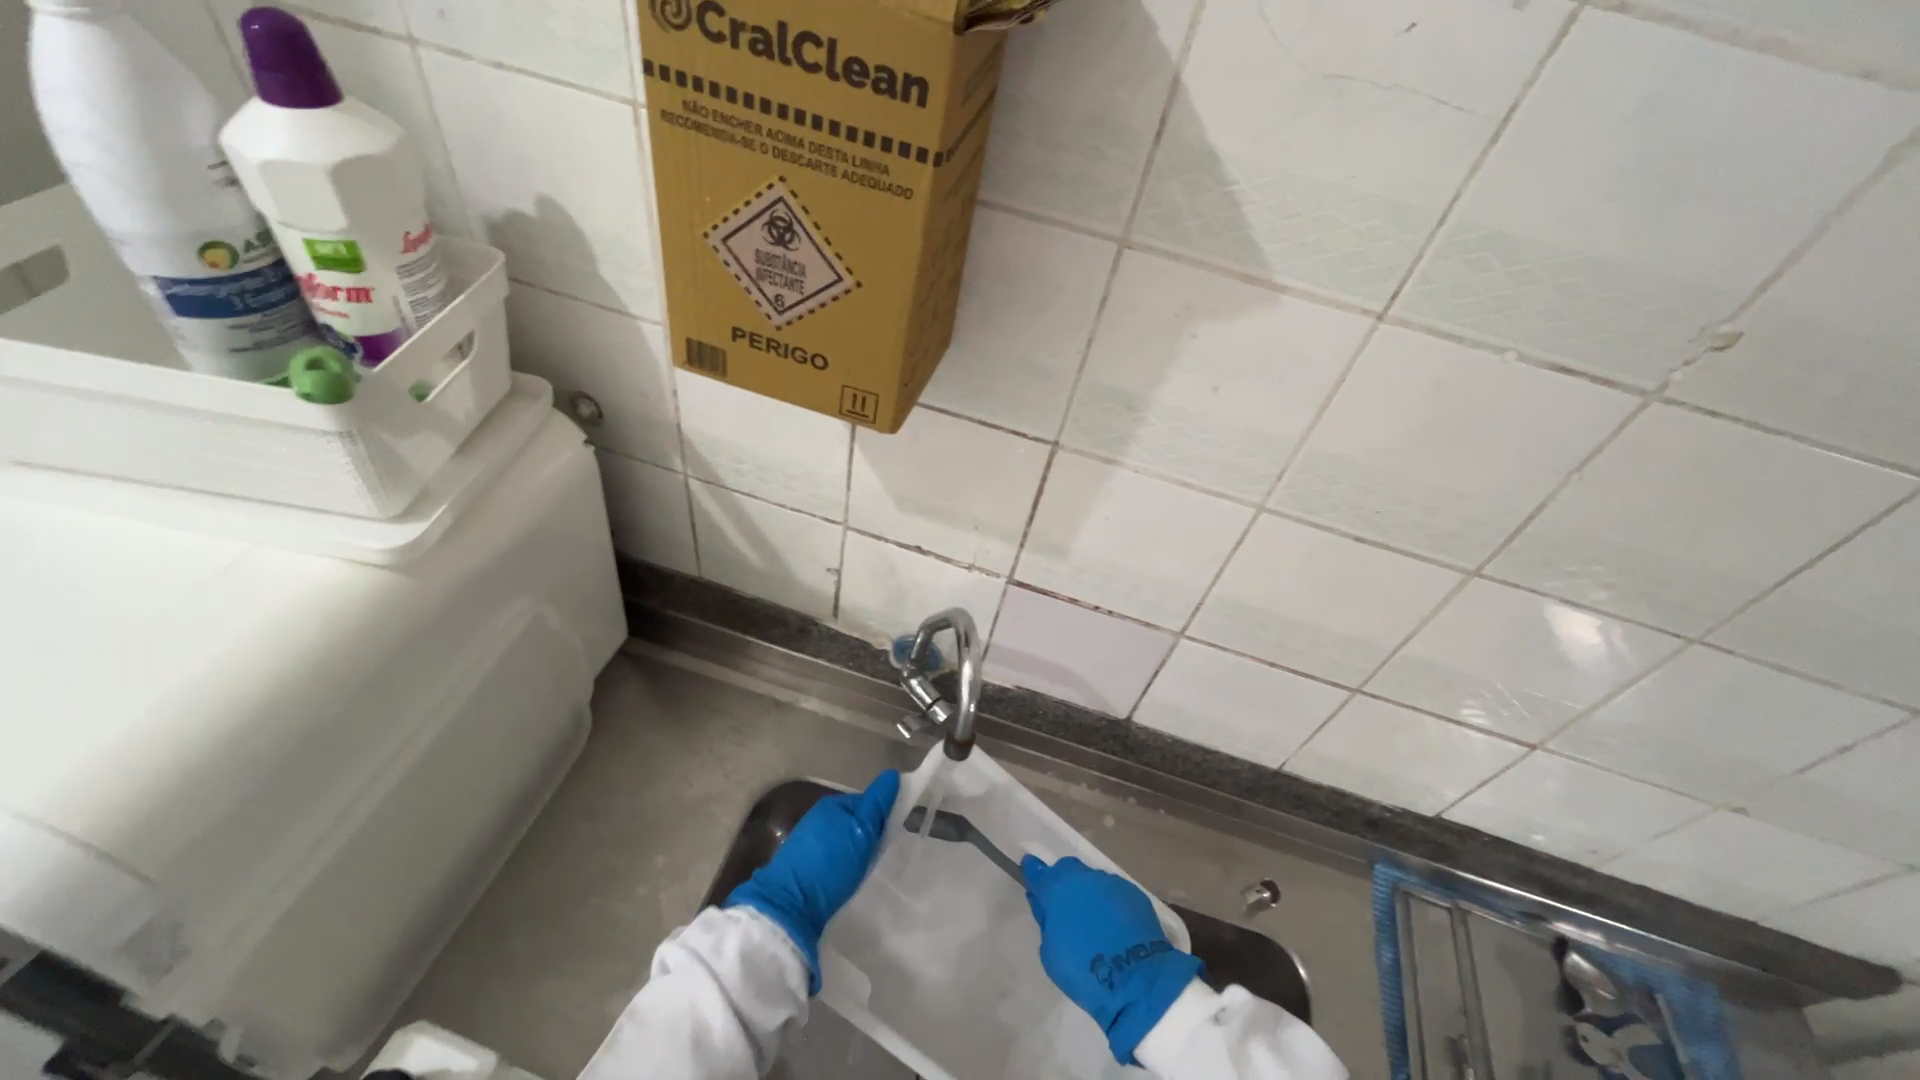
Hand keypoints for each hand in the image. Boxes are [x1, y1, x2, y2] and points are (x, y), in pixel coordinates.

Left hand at [726, 769, 899, 992]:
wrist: (791, 903)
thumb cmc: (832, 862)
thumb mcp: (862, 831)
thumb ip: (878, 804)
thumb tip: (893, 773)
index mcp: (832, 804)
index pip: (868, 802)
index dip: (882, 817)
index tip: (890, 836)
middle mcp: (819, 817)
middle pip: (856, 821)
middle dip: (868, 835)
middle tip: (877, 855)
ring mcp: (808, 839)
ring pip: (844, 839)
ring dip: (856, 851)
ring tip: (863, 870)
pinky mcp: (803, 862)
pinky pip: (832, 855)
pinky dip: (842, 864)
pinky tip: (845, 878)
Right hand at [1021, 855, 1203, 1065]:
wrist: (1137, 983)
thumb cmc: (1084, 972)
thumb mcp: (1050, 952)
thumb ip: (1046, 920)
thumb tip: (1045, 904)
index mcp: (1058, 890)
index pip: (1038, 872)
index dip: (1033, 872)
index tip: (1030, 870)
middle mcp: (1084, 878)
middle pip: (1068, 869)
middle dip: (1063, 882)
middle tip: (1065, 905)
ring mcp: (1112, 884)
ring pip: (1093, 879)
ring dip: (1089, 892)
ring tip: (1093, 919)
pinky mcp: (1135, 895)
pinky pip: (1115, 892)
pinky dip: (1110, 903)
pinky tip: (1114, 924)